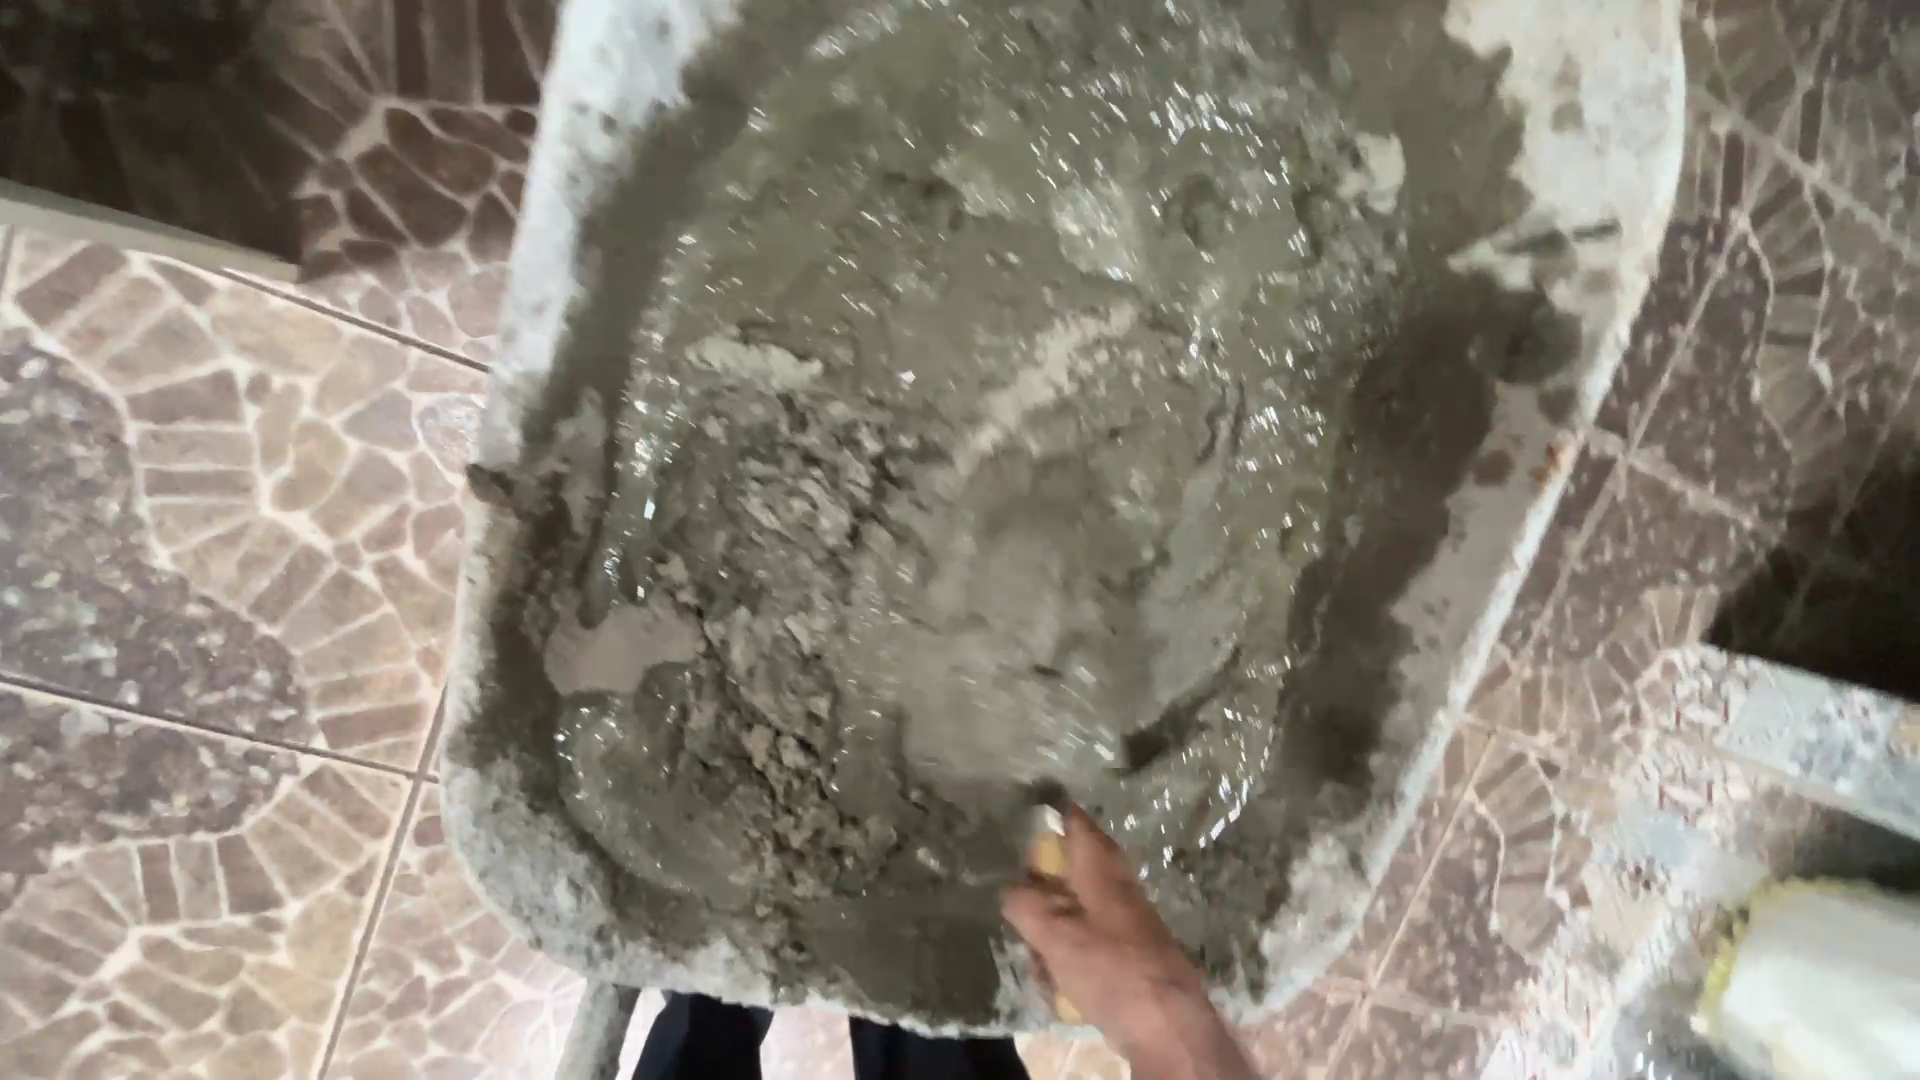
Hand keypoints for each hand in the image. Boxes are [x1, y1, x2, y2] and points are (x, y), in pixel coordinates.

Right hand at [1001, 805, 1255, 1079]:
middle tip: (1020, 916)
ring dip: (1048, 930)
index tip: (1011, 831)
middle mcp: (1114, 878)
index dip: (1040, 817)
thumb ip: (1023, 903)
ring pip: (1071, 906)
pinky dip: (1067, 954)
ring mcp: (1123, 913)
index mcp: (1100, 861)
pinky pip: (1084, 937)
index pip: (1069, 817)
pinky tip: (1059, 984)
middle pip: (1064, 866)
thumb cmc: (1110, 968)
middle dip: (1037, 891)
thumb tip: (1009, 890)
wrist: (1169, 1028)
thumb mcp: (1054, 933)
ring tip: (1038, 961)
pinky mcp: (1127, 946)